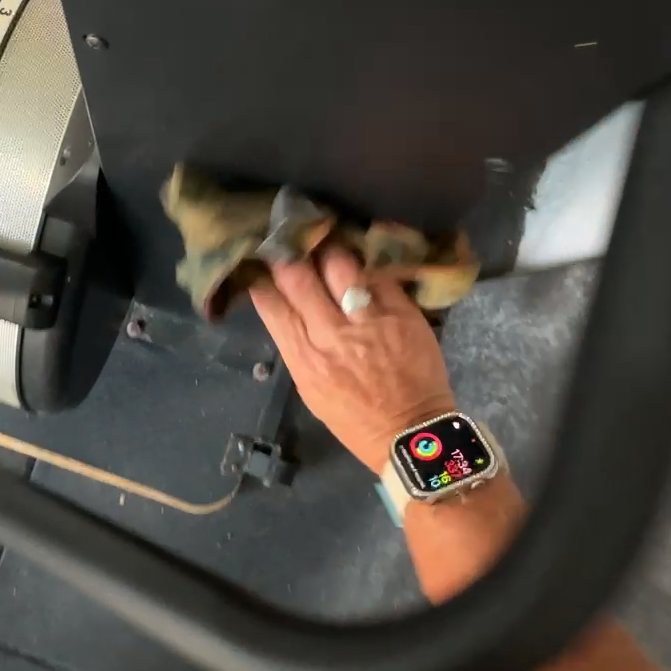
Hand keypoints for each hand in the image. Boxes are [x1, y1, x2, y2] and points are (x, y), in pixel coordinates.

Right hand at [249, 247, 456, 469]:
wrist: (413, 434)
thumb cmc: (355, 418)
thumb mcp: (311, 389)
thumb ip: (298, 347)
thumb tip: (287, 309)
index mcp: (305, 360)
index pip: (272, 306)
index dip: (260, 279)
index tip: (257, 261)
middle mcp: (332, 336)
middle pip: (299, 278)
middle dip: (288, 254)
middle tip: (286, 237)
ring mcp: (369, 321)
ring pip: (339, 265)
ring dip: (327, 249)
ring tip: (324, 237)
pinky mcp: (402, 313)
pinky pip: (378, 275)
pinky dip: (365, 263)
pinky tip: (360, 254)